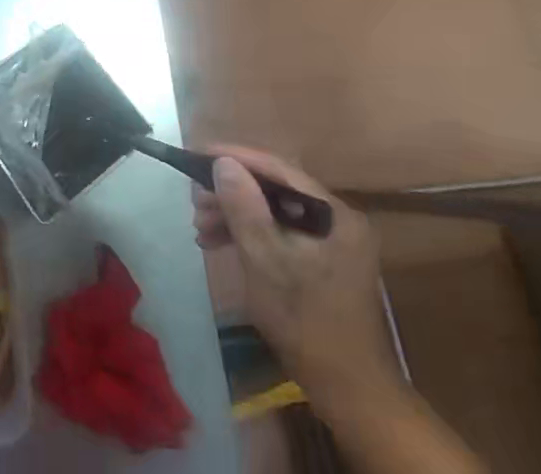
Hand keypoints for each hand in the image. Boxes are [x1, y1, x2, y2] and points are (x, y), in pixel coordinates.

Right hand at [191, 146, 402, 413]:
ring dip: (234, 214)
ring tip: (200, 227)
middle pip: (274, 189)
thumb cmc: (304, 319)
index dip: (234, 157)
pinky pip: (278, 232)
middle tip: (194, 202)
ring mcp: (331, 241)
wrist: (346, 386)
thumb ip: (244, 207)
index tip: (196, 153)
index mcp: (333, 213)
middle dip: (230, 192)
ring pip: (273, 211)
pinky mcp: (320, 260)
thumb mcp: (265, 259)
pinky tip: (219, 244)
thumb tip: (224, 162)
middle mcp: (337, 219)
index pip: (278, 168)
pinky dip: (248, 234)